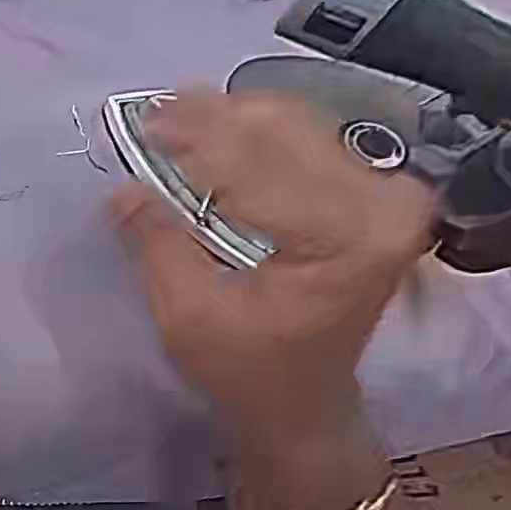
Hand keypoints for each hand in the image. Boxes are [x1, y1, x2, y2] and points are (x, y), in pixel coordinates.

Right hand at [114, 91, 433, 442]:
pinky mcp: (374, 198)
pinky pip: (311, 147)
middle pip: (290, 134)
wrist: (301, 401)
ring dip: (235, 121)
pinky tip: (219, 132)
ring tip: (180, 114)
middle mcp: (383, 204)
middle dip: (217, 118)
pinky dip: (259, 138)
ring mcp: (386, 196)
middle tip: (159, 108)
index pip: (261, 167)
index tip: (149, 119)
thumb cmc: (246, 372)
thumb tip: (124, 190)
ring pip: (302, 130)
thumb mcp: (189, 318)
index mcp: (345, 238)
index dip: (199, 140)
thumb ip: (160, 248)